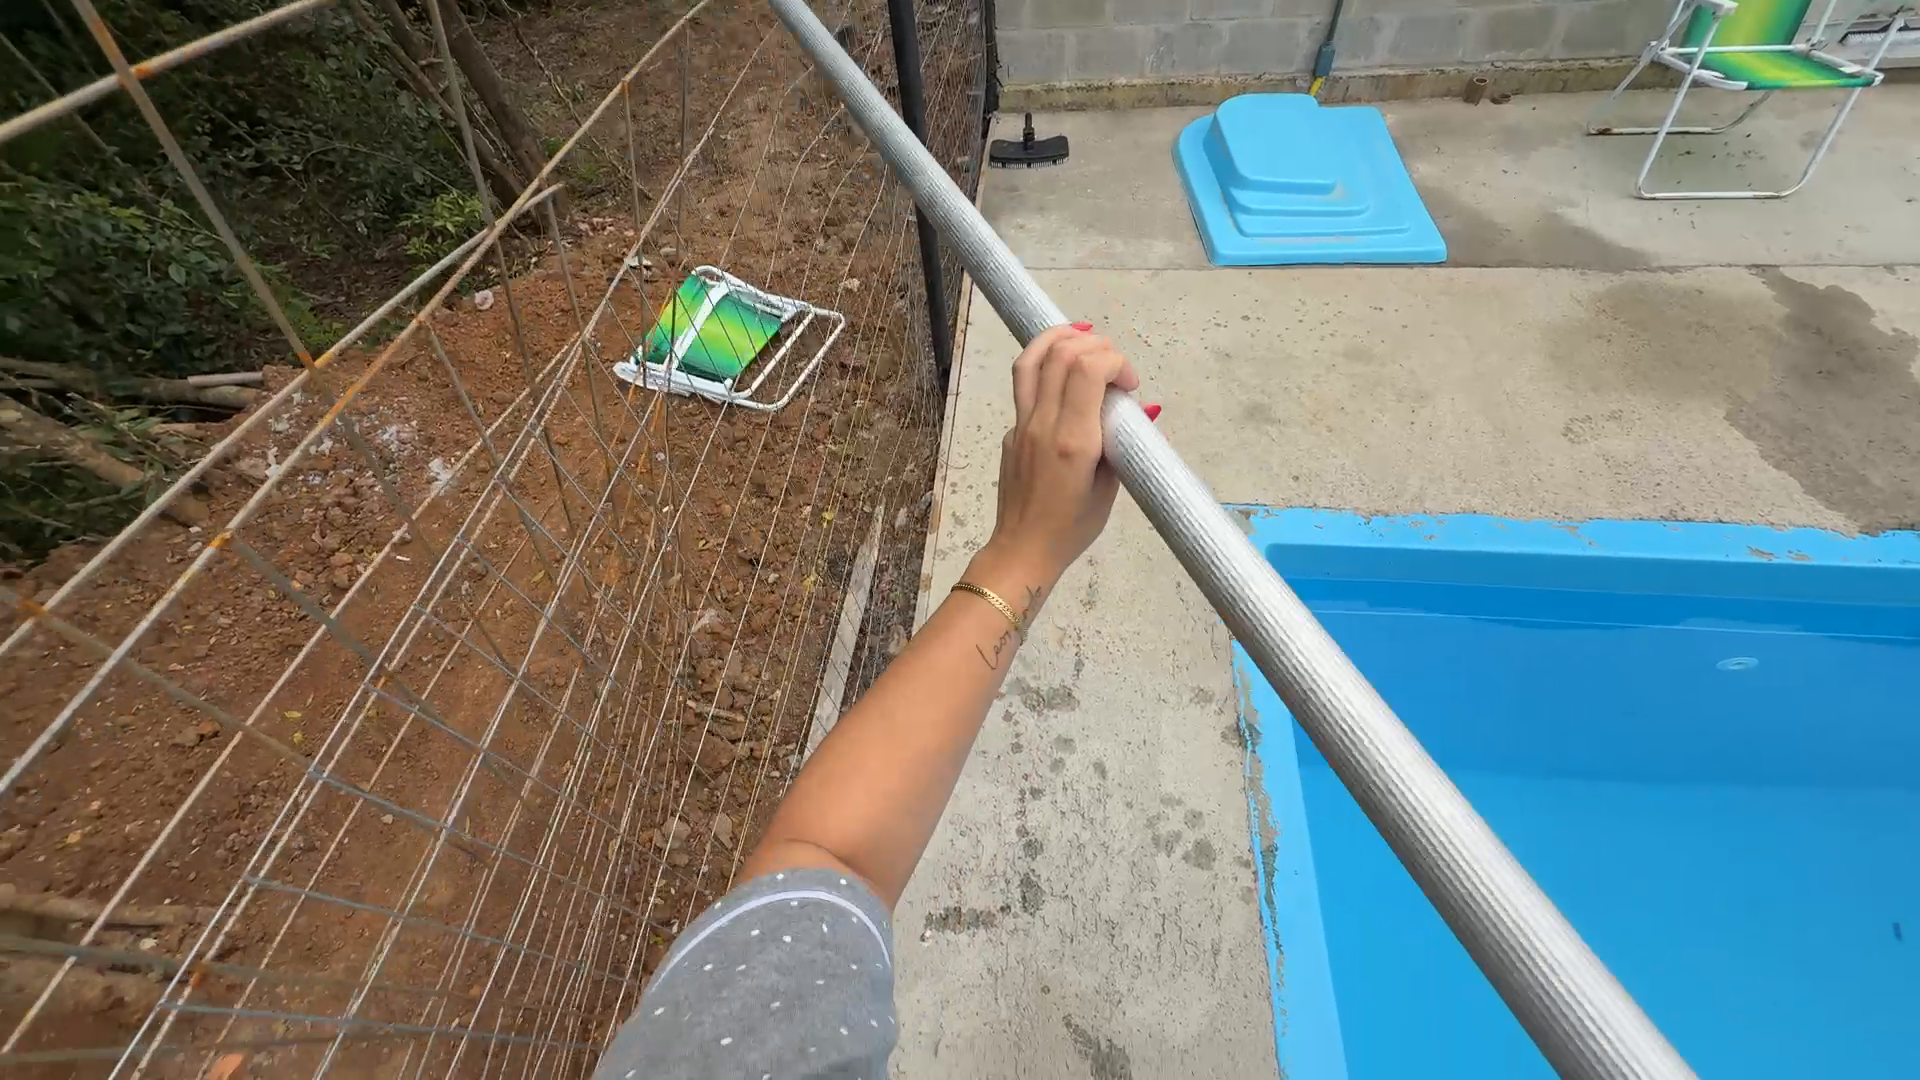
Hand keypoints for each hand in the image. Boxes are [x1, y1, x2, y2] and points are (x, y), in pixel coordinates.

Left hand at [974, 322, 1139, 590]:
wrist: (1022, 549)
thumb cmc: (1072, 528)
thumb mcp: (1110, 490)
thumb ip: (1122, 444)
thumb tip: (1143, 411)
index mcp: (1072, 441)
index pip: (1088, 369)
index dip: (1115, 361)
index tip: (1129, 386)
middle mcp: (1043, 425)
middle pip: (1061, 354)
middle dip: (1095, 346)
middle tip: (1113, 368)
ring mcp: (1021, 425)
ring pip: (1031, 360)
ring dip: (1058, 338)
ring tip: (1082, 337)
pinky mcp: (1011, 431)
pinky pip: (1025, 384)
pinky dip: (1046, 364)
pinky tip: (1064, 371)